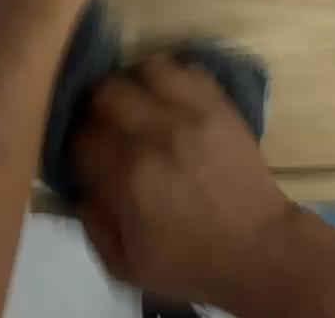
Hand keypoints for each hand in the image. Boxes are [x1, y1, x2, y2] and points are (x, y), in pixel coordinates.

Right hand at [70, 60, 306, 312]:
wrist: (259, 248)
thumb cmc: (191, 261)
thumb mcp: (127, 265)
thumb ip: (93, 223)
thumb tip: (81, 183)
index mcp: (130, 177)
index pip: (81, 136)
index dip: (75, 143)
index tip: (83, 153)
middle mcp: (157, 135)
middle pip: (105, 91)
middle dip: (95, 107)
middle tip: (103, 124)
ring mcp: (192, 113)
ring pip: (145, 69)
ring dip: (133, 84)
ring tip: (135, 103)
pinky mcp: (219, 104)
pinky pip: (185, 70)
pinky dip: (170, 78)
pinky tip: (168, 98)